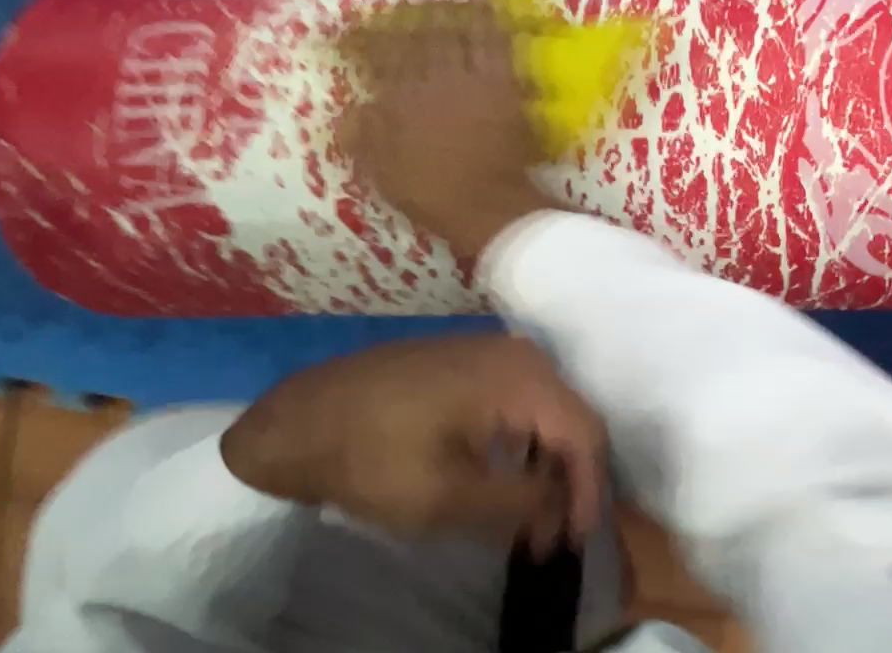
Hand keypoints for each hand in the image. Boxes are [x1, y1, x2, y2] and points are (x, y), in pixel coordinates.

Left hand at [220, 333, 607, 546]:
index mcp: (523, 377)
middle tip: (552, 537)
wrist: (301, 416)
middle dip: (567, 482)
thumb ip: (520, 502)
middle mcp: (521, 354)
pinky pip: (520, 401)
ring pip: (546, 411)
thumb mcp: (448, 497)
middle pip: (569, 419)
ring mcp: (496, 352)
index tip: (578, 539)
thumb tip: (562, 504)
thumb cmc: (374, 456)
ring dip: (543, 466)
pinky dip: (521, 443)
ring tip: (529, 519)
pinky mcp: (473, 361)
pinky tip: (506, 478)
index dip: (590, 489)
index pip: (585, 432)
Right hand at [340, 4, 551, 259]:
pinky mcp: (508, 86)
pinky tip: (488, 16)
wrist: (489, 204)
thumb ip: (364, 134)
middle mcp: (438, 80)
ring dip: (449, 13)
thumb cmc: (432, 192)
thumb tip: (350, 110)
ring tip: (441, 1)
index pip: (379, 55)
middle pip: (420, 36)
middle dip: (405, 17)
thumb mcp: (381, 170)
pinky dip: (492, 27)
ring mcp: (476, 80)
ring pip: (461, 33)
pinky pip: (500, 46)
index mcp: (402, 98)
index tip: (350, 28)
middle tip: (398, 7)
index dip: (363, 38)